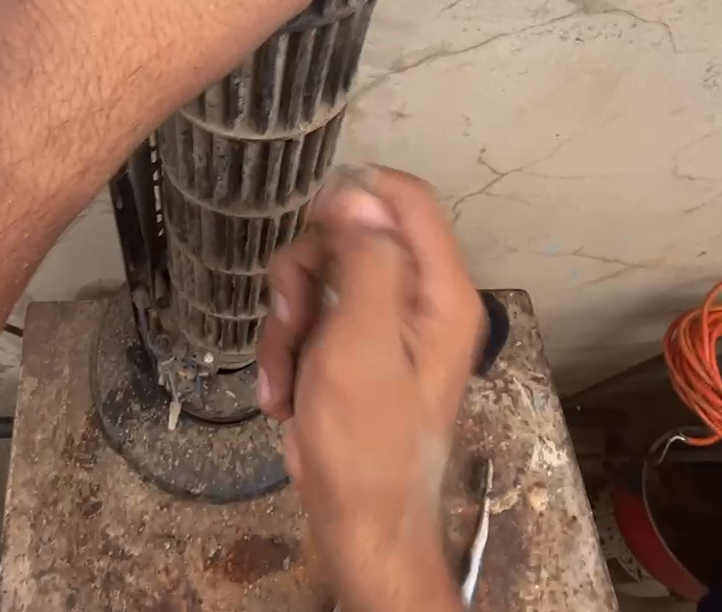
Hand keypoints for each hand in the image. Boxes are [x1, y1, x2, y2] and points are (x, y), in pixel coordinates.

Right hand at [257, 167, 484, 611]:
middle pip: (351, 234)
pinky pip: (309, 315)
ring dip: (287, 321)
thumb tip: (359, 194)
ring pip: (319, 274)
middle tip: (290, 315)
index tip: (312, 220)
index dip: (358, 194)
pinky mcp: (352, 343)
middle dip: (307, 273)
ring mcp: (382, 320)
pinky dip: (287, 349)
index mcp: (440, 291)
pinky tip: (282, 392)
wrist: (358, 527)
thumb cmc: (365, 443)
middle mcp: (416, 296)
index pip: (409, 200)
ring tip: (282, 377)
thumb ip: (366, 263)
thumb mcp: (361, 346)